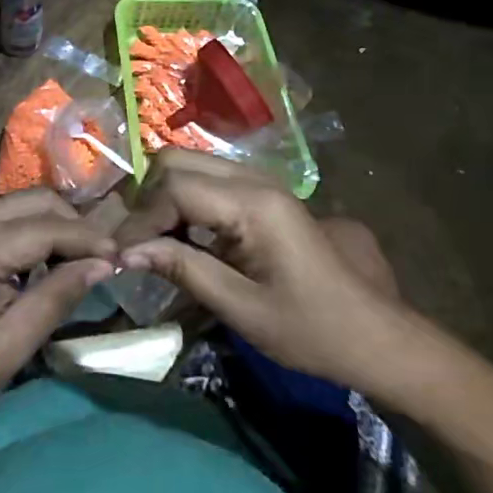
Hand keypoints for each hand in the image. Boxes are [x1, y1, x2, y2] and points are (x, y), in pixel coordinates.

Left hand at [0, 189, 115, 429]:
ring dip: (59, 225)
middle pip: (40, 201)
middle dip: (77, 226)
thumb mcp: (14, 343)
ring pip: (28, 202)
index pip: (49, 227)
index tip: (123, 257)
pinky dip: (38, 228)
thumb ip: (59, 295)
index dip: (90, 239)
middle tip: (104, 259)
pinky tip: (51, 258)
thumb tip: (106, 263)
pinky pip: (12, 214)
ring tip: (84, 259)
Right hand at [114, 150, 406, 389]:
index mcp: (253, 203)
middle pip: (177, 161)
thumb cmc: (311, 328)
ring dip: (163, 198)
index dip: (141, 219)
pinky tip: (180, 238)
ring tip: (150, 243)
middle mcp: (254, 178)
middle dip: (147, 199)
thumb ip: (183, 269)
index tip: (119, 256)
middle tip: (133, 245)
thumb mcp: (241, 307)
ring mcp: (260, 182)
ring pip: (190, 166)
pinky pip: (208, 182)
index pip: (175, 188)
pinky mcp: (262, 194)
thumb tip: (126, 253)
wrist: (373, 331)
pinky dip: (184, 202)